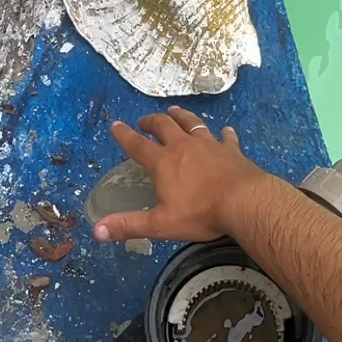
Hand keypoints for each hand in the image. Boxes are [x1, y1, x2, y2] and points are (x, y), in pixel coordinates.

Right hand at [93, 106, 282, 242]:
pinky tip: (226, 131)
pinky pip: (226, 138)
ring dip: (182, 116)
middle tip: (145, 120)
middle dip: (152, 121)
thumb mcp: (160, 224)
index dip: (125, 135)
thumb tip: (97, 231)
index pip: (138, 145)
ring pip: (193, 124)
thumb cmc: (200, 213)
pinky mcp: (232, 151)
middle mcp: (184, 147)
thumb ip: (129, 225)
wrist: (244, 201)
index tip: (116, 125)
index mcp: (164, 162)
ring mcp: (210, 145)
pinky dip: (224, 134)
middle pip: (165, 126)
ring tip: (175, 111)